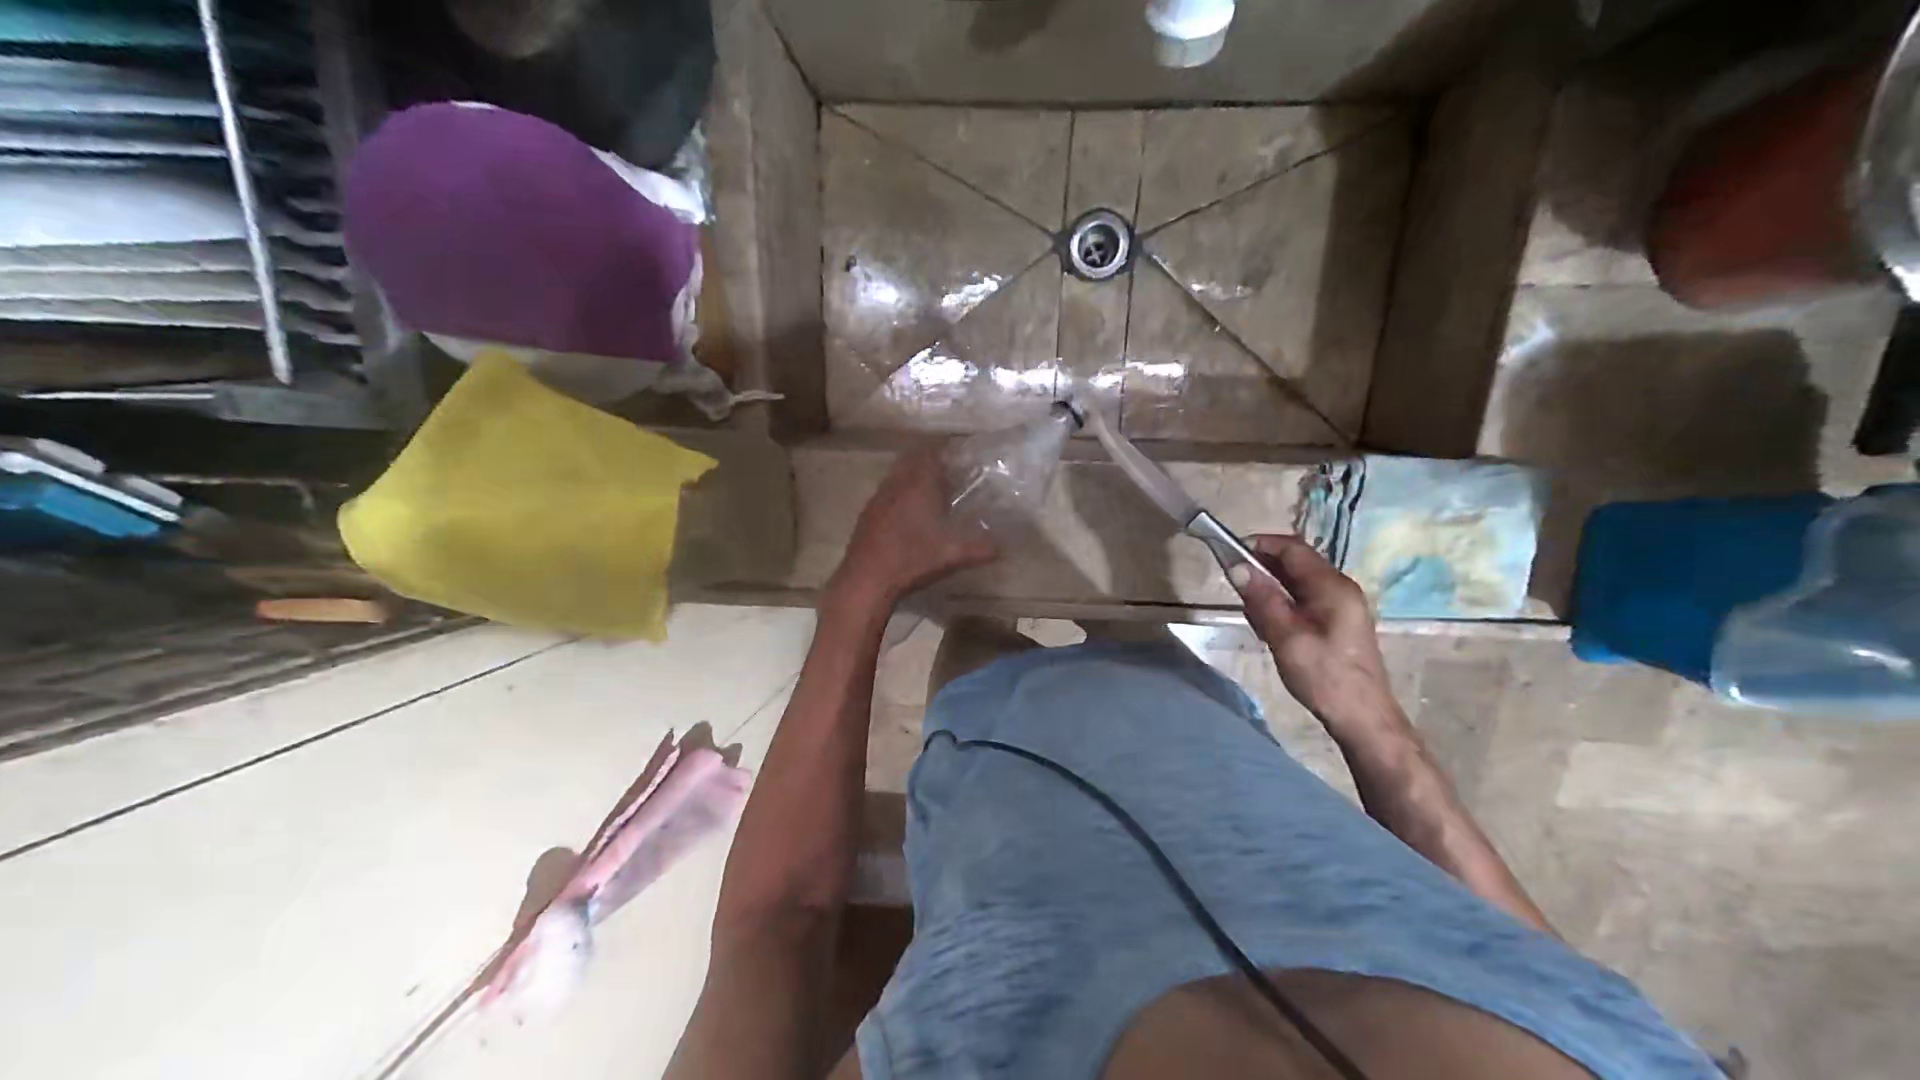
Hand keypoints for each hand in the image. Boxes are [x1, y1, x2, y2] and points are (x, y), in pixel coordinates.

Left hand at [828, 446, 997, 608]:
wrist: (866, 580)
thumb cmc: (912, 560)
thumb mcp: (952, 556)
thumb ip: (980, 549)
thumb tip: (1000, 547)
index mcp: (917, 485)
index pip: (930, 452)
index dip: (944, 449)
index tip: (958, 454)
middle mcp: (895, 485)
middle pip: (910, 460)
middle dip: (928, 461)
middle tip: (947, 473)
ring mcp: (877, 500)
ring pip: (896, 476)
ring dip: (911, 479)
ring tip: (929, 495)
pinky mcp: (866, 516)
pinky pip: (885, 494)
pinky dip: (898, 496)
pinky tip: (907, 517)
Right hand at [1228, 534, 1408, 740]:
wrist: (1361, 716)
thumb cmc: (1323, 675)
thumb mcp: (1286, 637)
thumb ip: (1262, 599)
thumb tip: (1237, 567)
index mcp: (1332, 586)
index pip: (1293, 549)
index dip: (1260, 545)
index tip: (1229, 552)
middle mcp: (1340, 588)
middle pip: (1296, 562)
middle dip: (1262, 567)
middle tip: (1234, 584)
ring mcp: (1340, 604)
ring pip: (1297, 582)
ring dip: (1270, 588)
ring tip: (1251, 612)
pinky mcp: (1336, 621)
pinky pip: (1304, 599)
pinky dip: (1282, 603)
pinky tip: (1269, 625)